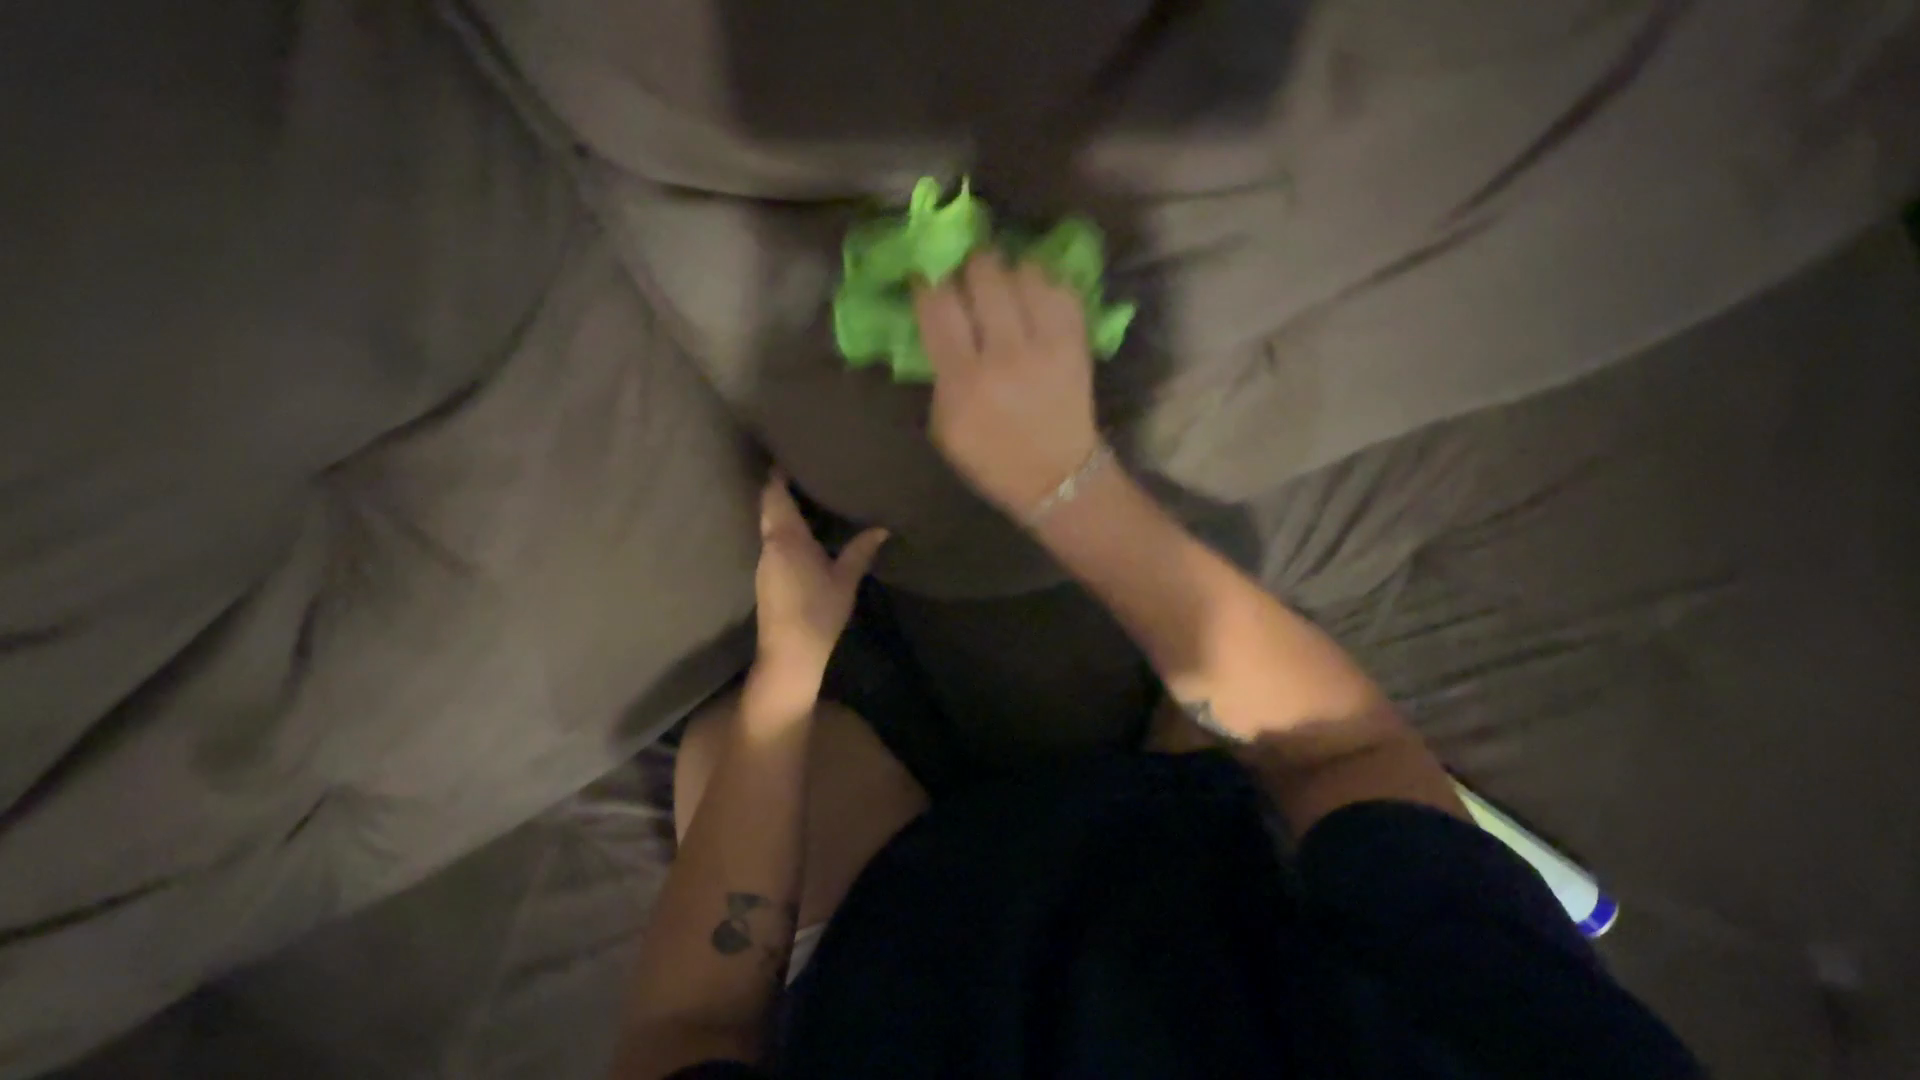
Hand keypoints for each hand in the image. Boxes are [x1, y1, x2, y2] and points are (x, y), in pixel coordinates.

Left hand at [753, 471, 888, 678]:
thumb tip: (882, 528)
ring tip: (810, 495)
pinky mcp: (766, 576)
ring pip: (770, 525)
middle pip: (769, 507)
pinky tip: (807, 531)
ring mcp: (765, 561)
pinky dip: (785, 529)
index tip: (791, 455)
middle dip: (782, 488)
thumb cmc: (818, 612)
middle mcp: (769, 544)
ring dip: (784, 510)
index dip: (778, 474)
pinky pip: (773, 541)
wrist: (790, 653)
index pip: (775, 495)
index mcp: (786, 538)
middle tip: (806, 471)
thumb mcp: (846, 579)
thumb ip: (861, 550)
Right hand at [914, 253, 1100, 517]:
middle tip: (969, 274)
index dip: (928, 284)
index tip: (928, 281)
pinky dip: (1045, 285)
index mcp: (963, 380)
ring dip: (1010, 272)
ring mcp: (1045, 345)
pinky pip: (1061, 290)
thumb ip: (939, 375)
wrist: (1058, 478)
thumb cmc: (993, 459)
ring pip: (1025, 273)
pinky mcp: (1076, 342)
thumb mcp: (946, 427)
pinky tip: (1035, 297)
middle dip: (971, 267)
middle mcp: (1004, 354)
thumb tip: (939, 325)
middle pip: (983, 276)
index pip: (938, 306)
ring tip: (1006, 285)